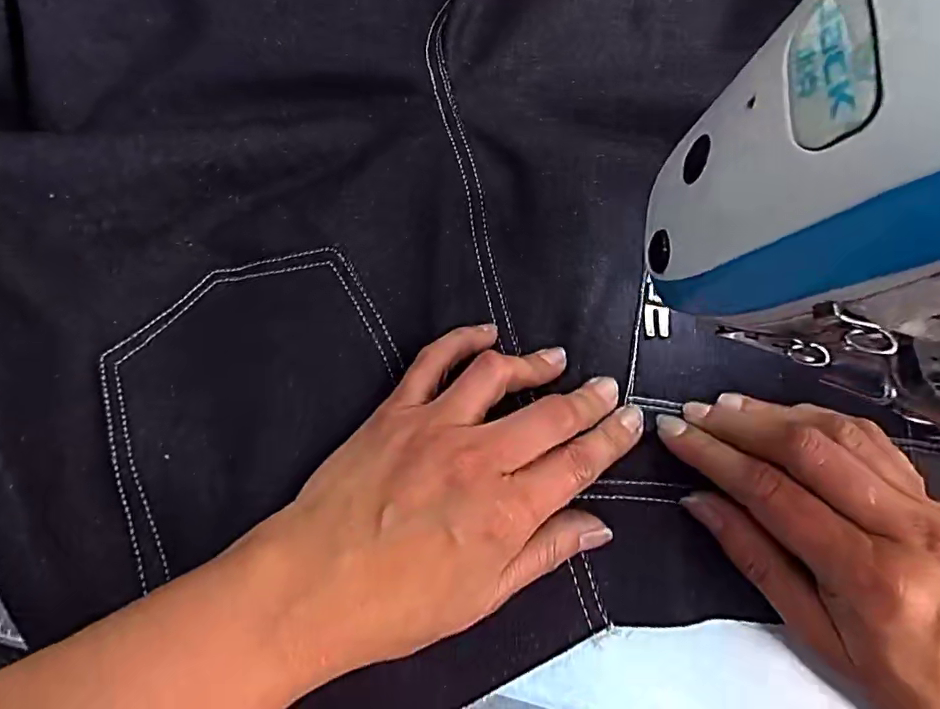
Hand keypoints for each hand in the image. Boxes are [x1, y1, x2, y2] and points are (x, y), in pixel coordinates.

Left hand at [233, 323, 644, 682]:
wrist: (310, 588)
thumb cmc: (394, 605)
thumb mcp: (483, 596)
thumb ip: (546, 553)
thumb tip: (595, 527)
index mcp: (505, 511)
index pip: (578, 462)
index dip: (611, 437)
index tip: (630, 418)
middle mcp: (479, 460)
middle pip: (552, 414)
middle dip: (589, 397)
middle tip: (606, 386)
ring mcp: (437, 427)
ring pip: (500, 374)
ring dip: (534, 362)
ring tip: (555, 358)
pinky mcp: (398, 410)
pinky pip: (436, 360)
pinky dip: (463, 339)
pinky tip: (486, 334)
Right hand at [657, 395, 939, 708]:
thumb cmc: (922, 690)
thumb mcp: (825, 643)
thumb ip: (760, 564)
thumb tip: (707, 508)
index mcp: (872, 577)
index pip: (774, 493)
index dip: (717, 457)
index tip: (682, 439)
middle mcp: (903, 527)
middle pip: (805, 447)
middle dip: (739, 423)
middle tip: (697, 415)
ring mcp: (924, 503)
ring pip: (837, 429)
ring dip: (776, 411)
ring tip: (731, 407)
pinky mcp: (934, 492)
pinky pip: (870, 437)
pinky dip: (820, 416)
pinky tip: (791, 414)